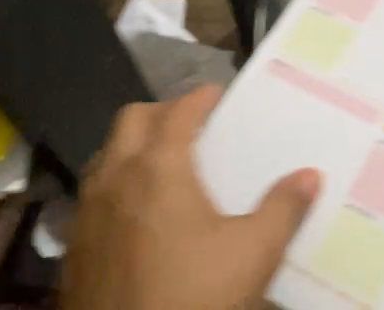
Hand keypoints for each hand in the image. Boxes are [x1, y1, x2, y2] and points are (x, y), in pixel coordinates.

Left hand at [61, 86, 321, 309]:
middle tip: (190, 124)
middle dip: (161, 112)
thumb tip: (310, 176)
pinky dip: (114, 186)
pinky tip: (135, 215)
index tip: (216, 95)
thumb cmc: (192, 295)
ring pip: (105, 156)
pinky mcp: (73, 250)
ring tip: (161, 163)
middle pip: (132, 120)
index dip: (198, 98)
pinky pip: (91, 197)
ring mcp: (87, 214)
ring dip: (132, 147)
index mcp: (159, 167)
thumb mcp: (253, 252)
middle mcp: (116, 178)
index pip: (178, 112)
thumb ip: (283, 209)